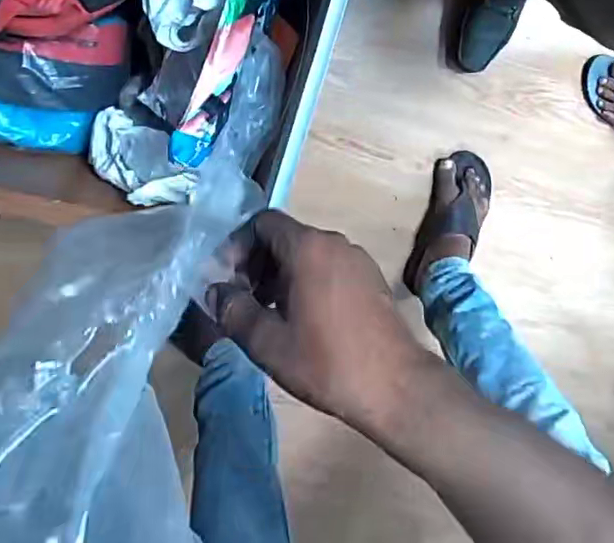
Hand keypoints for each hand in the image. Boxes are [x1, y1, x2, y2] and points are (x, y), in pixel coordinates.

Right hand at [209, 210, 437, 433]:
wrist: (399, 389)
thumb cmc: (328, 362)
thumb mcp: (268, 343)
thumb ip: (234, 311)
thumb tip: (214, 292)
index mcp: (307, 246)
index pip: (262, 222)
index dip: (238, 246)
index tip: (229, 279)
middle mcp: (332, 241)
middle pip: (283, 236)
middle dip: (257, 263)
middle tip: (245, 299)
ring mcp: (356, 258)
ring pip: (306, 253)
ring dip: (280, 275)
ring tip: (271, 313)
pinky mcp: (370, 278)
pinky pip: (327, 266)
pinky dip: (307, 281)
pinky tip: (304, 319)